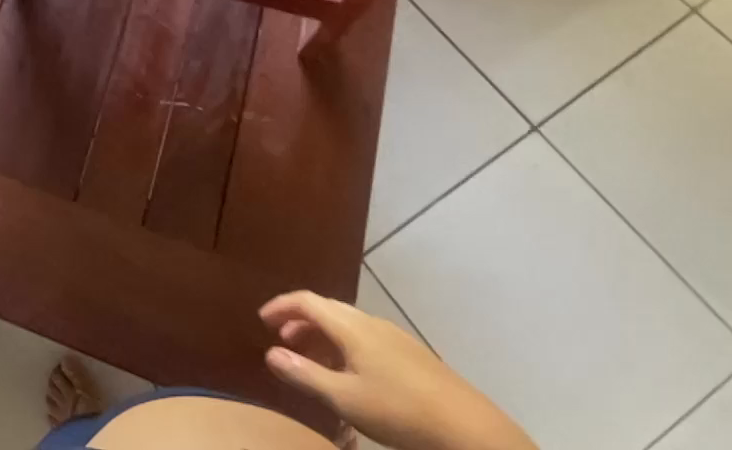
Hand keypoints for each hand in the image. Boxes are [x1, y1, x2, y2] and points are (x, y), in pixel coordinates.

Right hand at [260, 291, 535, 449]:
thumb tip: (271, 353)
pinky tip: (350, 376)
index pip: (307, 301)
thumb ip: (305, 374)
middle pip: (327, 309)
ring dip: (322, 336)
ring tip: (311, 362)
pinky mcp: (411, 354)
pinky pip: (365, 338)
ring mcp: (394, 336)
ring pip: (348, 324)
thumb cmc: (400, 411)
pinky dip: (344, 346)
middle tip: (282, 342)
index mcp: (351, 326)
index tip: (262, 320)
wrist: (469, 430)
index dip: (281, 306)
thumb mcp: (345, 399)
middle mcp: (371, 322)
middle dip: (300, 321)